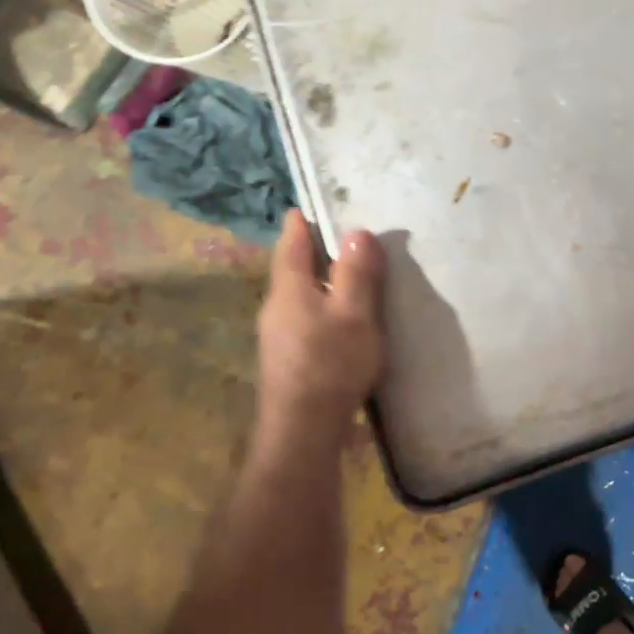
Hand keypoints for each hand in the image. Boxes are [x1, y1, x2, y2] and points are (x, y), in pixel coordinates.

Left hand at [256, 211, 384, 432]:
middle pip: (292, 271)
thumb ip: (357, 273)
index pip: (291, 246)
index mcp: (290, 290)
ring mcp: (279, 336)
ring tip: (348, 276)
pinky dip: (324, 308)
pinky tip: (342, 319)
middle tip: (339, 237)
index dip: (300, 225)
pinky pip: (307, 319)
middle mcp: (277, 308)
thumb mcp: (355, 314)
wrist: (303, 427)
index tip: (307, 207)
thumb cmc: (331, 363)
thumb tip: (356, 231)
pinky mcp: (290, 359)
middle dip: (312, 253)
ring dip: (320, 283)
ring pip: (300, 297)